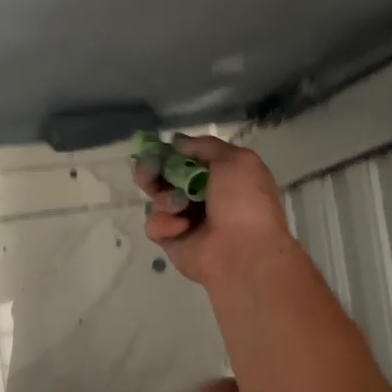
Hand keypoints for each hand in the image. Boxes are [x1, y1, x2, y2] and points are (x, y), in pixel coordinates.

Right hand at [134, 134, 288, 286]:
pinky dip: (165, 223)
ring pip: (157, 199)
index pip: (187, 159)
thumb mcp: (236, 160)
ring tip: (179, 205)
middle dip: (153, 170)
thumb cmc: (244, 201)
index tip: (157, 148)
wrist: (242, 250)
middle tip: (147, 169)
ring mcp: (184, 219)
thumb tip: (177, 141)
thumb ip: (206, 146)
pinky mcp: (170, 240)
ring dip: (165, 198)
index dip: (171, 153)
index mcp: (221, 177)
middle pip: (165, 178)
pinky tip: (182, 228)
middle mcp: (201, 197)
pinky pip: (154, 224)